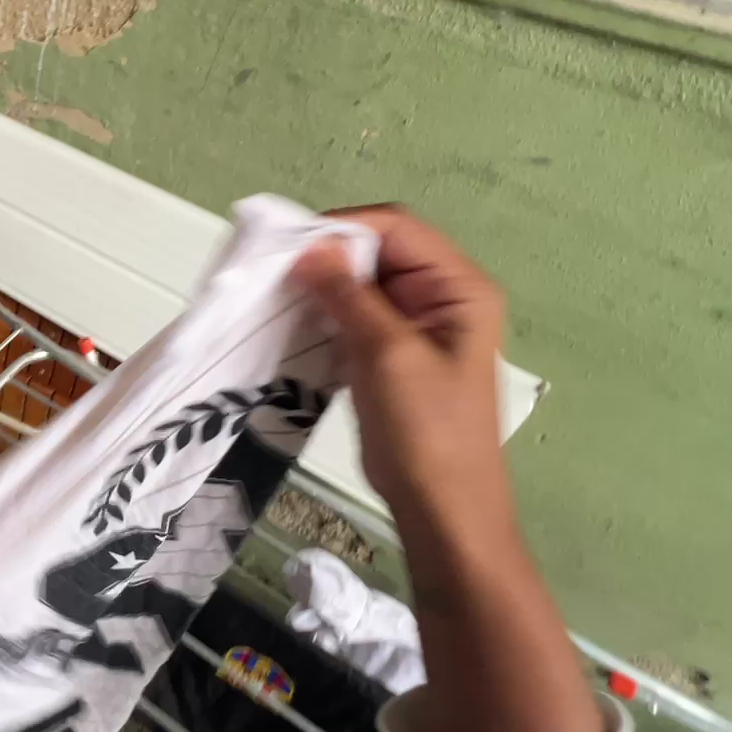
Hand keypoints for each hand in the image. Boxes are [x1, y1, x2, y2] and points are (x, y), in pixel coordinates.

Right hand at [292, 205, 510, 529]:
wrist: (439, 504)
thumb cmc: (426, 429)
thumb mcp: (387, 355)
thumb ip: (349, 296)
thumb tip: (310, 246)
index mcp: (457, 287)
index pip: (396, 228)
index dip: (342, 228)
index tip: (288, 246)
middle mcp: (436, 295)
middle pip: (374, 250)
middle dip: (325, 255)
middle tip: (274, 272)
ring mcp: (409, 323)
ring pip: (355, 282)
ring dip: (317, 284)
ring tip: (276, 294)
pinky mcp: (383, 349)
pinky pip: (347, 313)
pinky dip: (318, 311)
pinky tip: (290, 321)